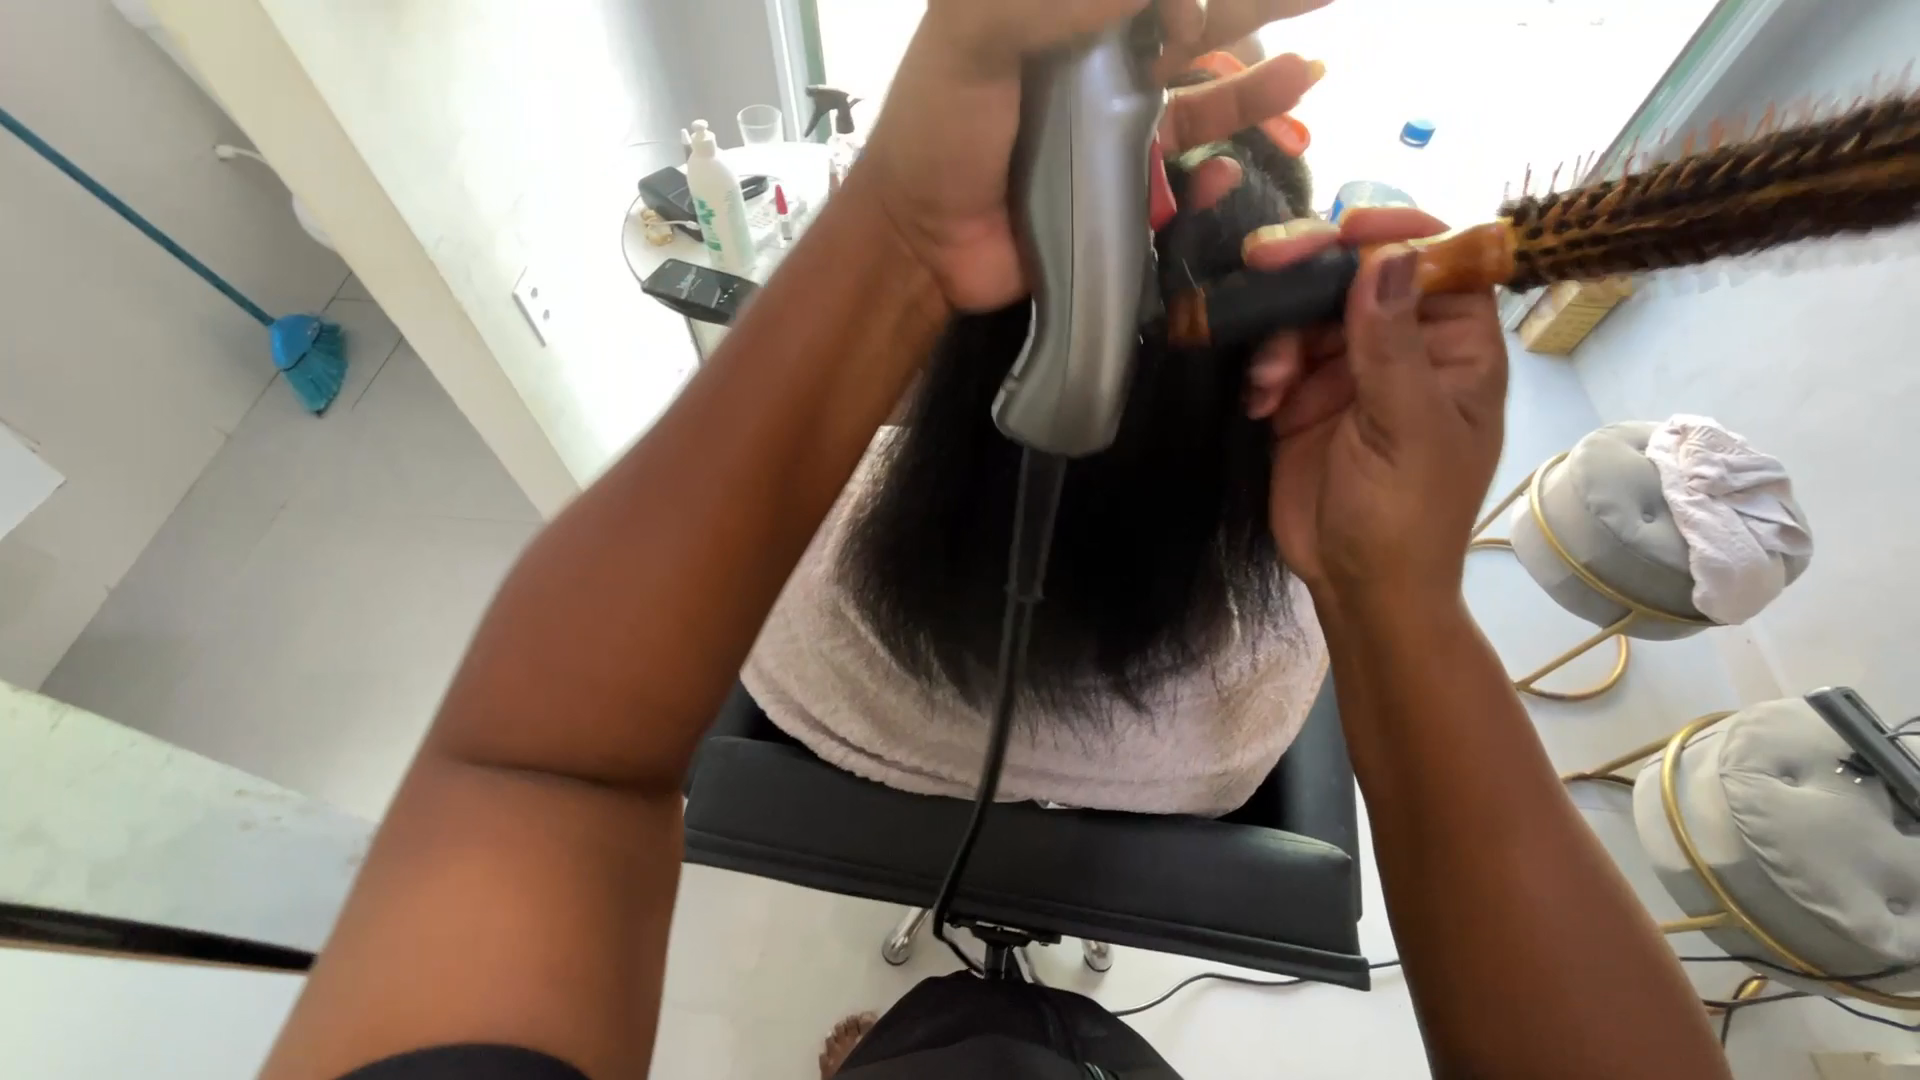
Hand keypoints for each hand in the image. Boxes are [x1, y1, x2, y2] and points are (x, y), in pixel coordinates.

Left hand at [860, 0, 1332, 311]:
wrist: (922, 245)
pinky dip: (1214, 172)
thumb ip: (1056, 2)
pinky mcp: (1117, 195)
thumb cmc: (935, 134)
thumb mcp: (976, 38)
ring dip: (1255, 88)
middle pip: (1193, 25)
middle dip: (1255, 6)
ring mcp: (1112, 134)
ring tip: (1308, 73)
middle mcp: (1098, 68)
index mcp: (1065, 18)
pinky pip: (1180, 177)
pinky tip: (1236, 165)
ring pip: (1200, 99)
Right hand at [1244, 209, 1508, 612]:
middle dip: (1310, 274)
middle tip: (1263, 260)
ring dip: (1277, 338)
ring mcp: (1346, 375)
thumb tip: (1385, 259)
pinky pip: (1274, 359)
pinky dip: (1261, 373)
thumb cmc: (1405, 513)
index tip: (1345, 227)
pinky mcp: (1300, 401)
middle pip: (1356, 280)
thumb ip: (1391, 345)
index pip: (1435, 265)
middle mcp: (1401, 350)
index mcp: (1453, 350)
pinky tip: (1259, 404)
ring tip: (1269, 384)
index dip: (1396, 235)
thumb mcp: (1405, 428)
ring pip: (1305, 317)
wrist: (1355, 581)